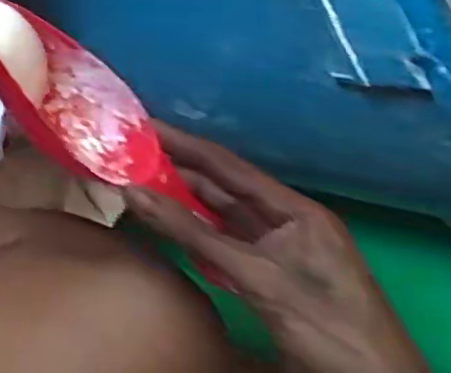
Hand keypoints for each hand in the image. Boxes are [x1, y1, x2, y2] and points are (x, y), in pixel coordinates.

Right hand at [126, 122, 427, 372]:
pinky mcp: (270, 274)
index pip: (224, 163)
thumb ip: (190, 233)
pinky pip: (220, 239)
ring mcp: (279, 249)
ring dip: (176, 199)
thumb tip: (127, 189)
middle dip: (171, 170)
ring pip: (216, 213)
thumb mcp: (256, 277)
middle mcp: (286, 221)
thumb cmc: (329, 327)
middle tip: (121, 154)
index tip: (134, 123)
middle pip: (218, 186)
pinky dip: (189, 228)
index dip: (178, 141)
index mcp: (295, 211)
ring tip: (129, 181)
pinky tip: (160, 220)